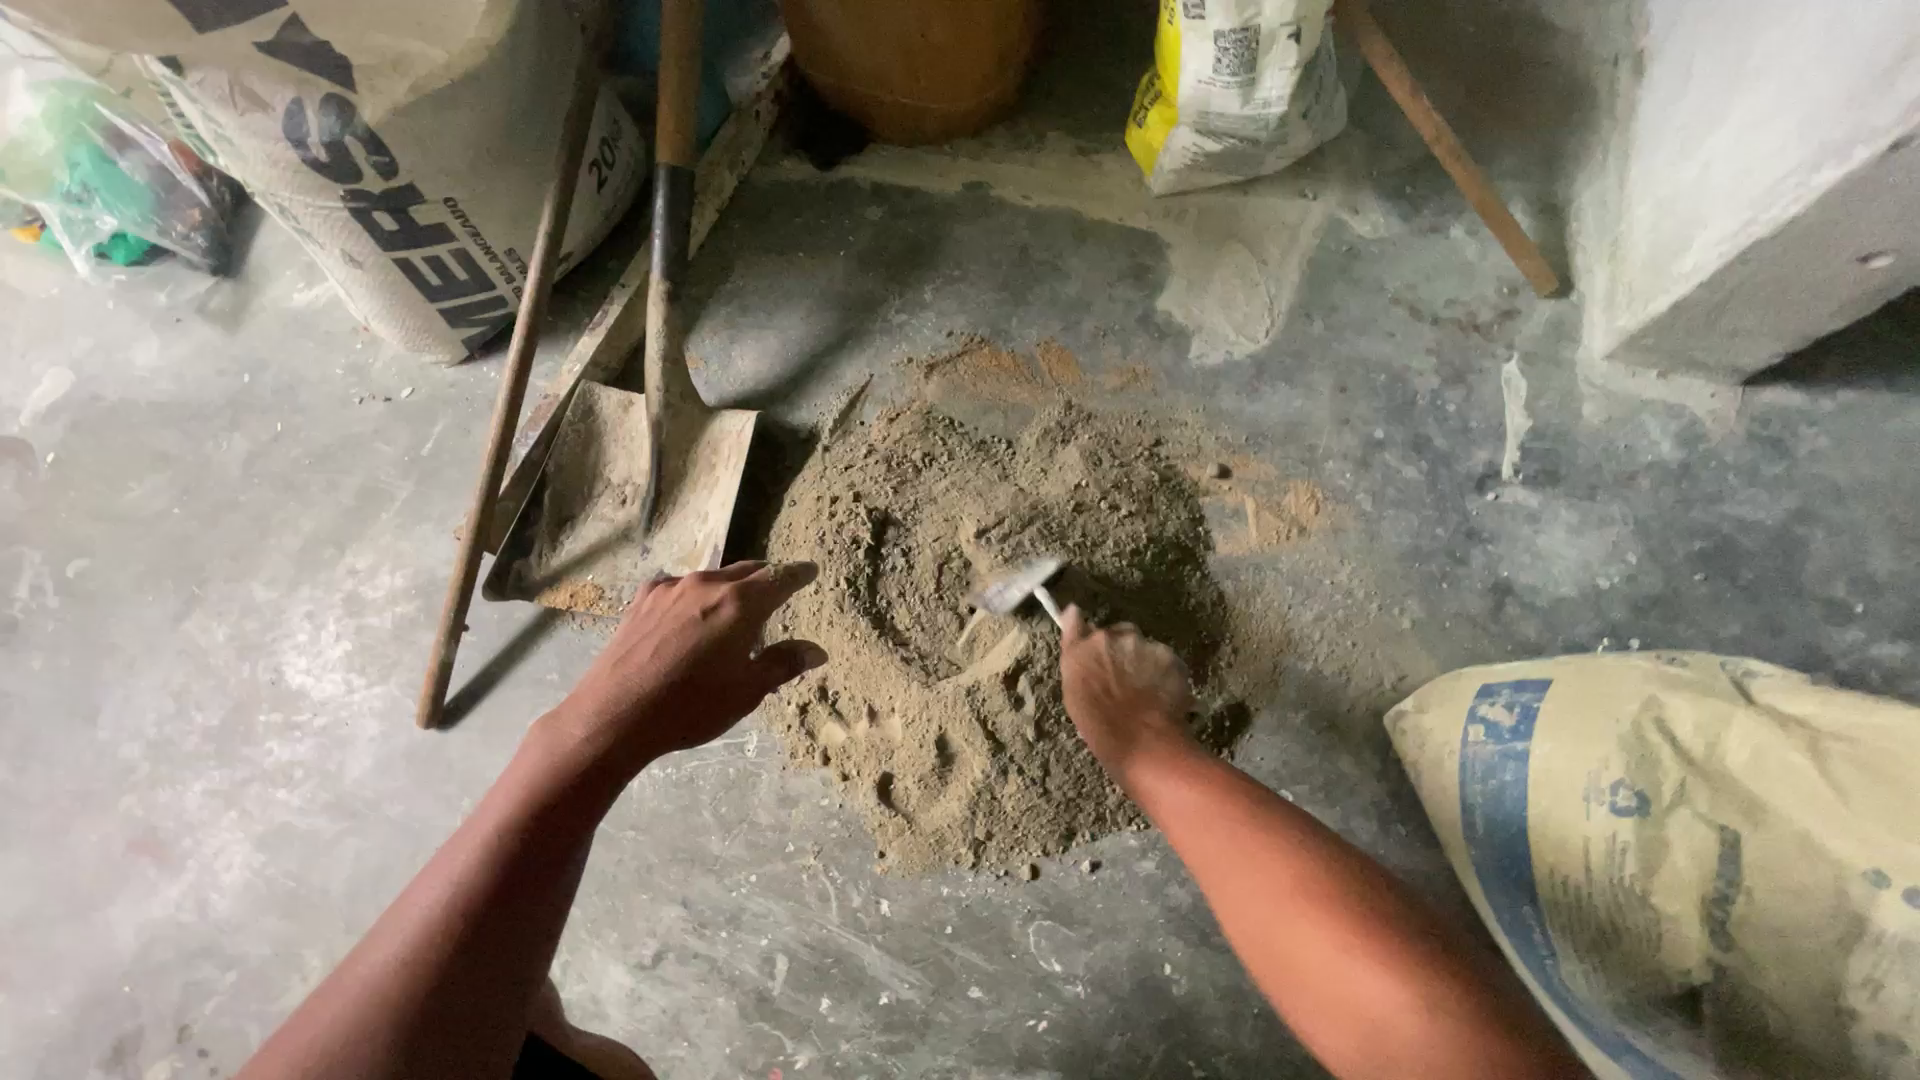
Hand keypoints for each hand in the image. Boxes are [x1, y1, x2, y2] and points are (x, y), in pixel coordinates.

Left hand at [552, 561, 826, 769]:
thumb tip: (816, 651)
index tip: (810, 570)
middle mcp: (708, 585)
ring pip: (713, 578)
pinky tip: (691, 617)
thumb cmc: (691, 706)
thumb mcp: (747, 691)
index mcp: (741, 605)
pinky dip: (697, 595)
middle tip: (776, 592)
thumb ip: (783, 664)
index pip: (779, 578)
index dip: (798, 574)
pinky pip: (682, 587)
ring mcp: (672, 588)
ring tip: (732, 610)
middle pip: (747, 571)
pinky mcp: (643, 599)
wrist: (614, 715)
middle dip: (765, 579)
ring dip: (730, 588)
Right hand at [1058, 605, 1196, 783]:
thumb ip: (1077, 660)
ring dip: (1142, 660)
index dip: (1082, 626)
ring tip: (1146, 691)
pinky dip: (1163, 672)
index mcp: (1080, 650)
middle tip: (1124, 678)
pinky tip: (1162, 694)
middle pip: (1117, 633)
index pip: (1075, 620)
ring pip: (1143, 645)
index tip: (1085, 630)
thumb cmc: (1100, 728)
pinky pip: (1165, 659)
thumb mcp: (1074, 696)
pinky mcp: (1169, 655)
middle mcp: (1110, 638)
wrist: (1143, 743)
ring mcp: (1142, 644)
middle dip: (1120, 649)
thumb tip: (1078, 633)